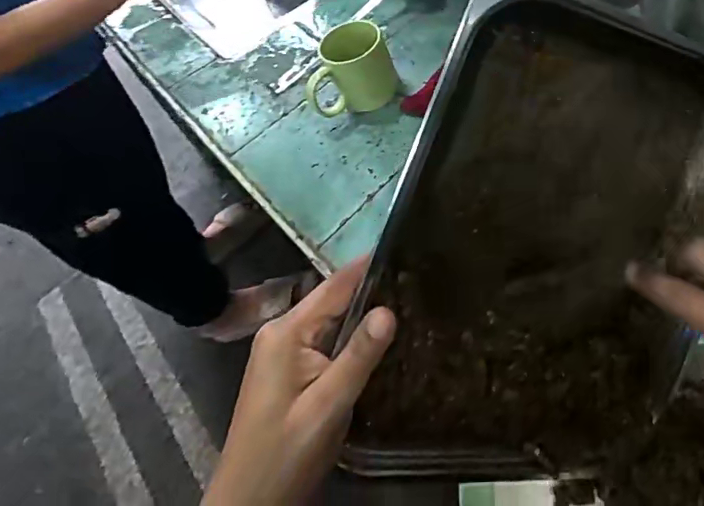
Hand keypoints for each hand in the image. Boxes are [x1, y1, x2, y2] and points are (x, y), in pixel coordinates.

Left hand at [203, 258, 396, 505]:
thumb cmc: (285, 454)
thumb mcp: (328, 405)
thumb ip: (358, 355)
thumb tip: (390, 309)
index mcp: (287, 331)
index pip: (338, 284)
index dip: (373, 264)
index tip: (411, 249)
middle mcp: (282, 331)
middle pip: (336, 298)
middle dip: (375, 288)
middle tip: (421, 279)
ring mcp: (283, 350)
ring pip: (334, 318)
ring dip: (366, 312)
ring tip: (412, 299)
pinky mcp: (290, 368)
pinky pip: (328, 337)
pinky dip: (353, 334)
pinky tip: (380, 337)